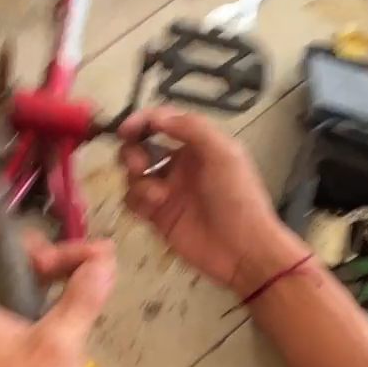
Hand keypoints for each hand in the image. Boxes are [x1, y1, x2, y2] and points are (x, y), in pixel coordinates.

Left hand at [0, 234, 115, 366]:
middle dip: (58, 265)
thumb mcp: (59, 346)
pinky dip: (49, 316)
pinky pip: (21, 322)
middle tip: (101, 266)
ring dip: (57, 290)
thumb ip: (82, 298)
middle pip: (12, 268)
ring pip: (20, 296)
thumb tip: (105, 260)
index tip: (77, 260)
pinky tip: (79, 320)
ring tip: (97, 288)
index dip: (40, 245)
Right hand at [118, 108, 309, 297]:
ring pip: (133, 174)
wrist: (242, 250)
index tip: (125, 130)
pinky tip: (153, 208)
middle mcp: (178, 165)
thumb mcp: (224, 154)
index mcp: (197, 145)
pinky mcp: (157, 217)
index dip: (141, 121)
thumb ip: (192, 128)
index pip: (162, 123)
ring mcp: (167, 191)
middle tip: (140, 166)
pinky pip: (133, 200)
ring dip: (137, 180)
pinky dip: (136, 200)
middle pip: (139, 146)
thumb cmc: (238, 198)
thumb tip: (157, 116)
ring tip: (157, 197)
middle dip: (132, 152)